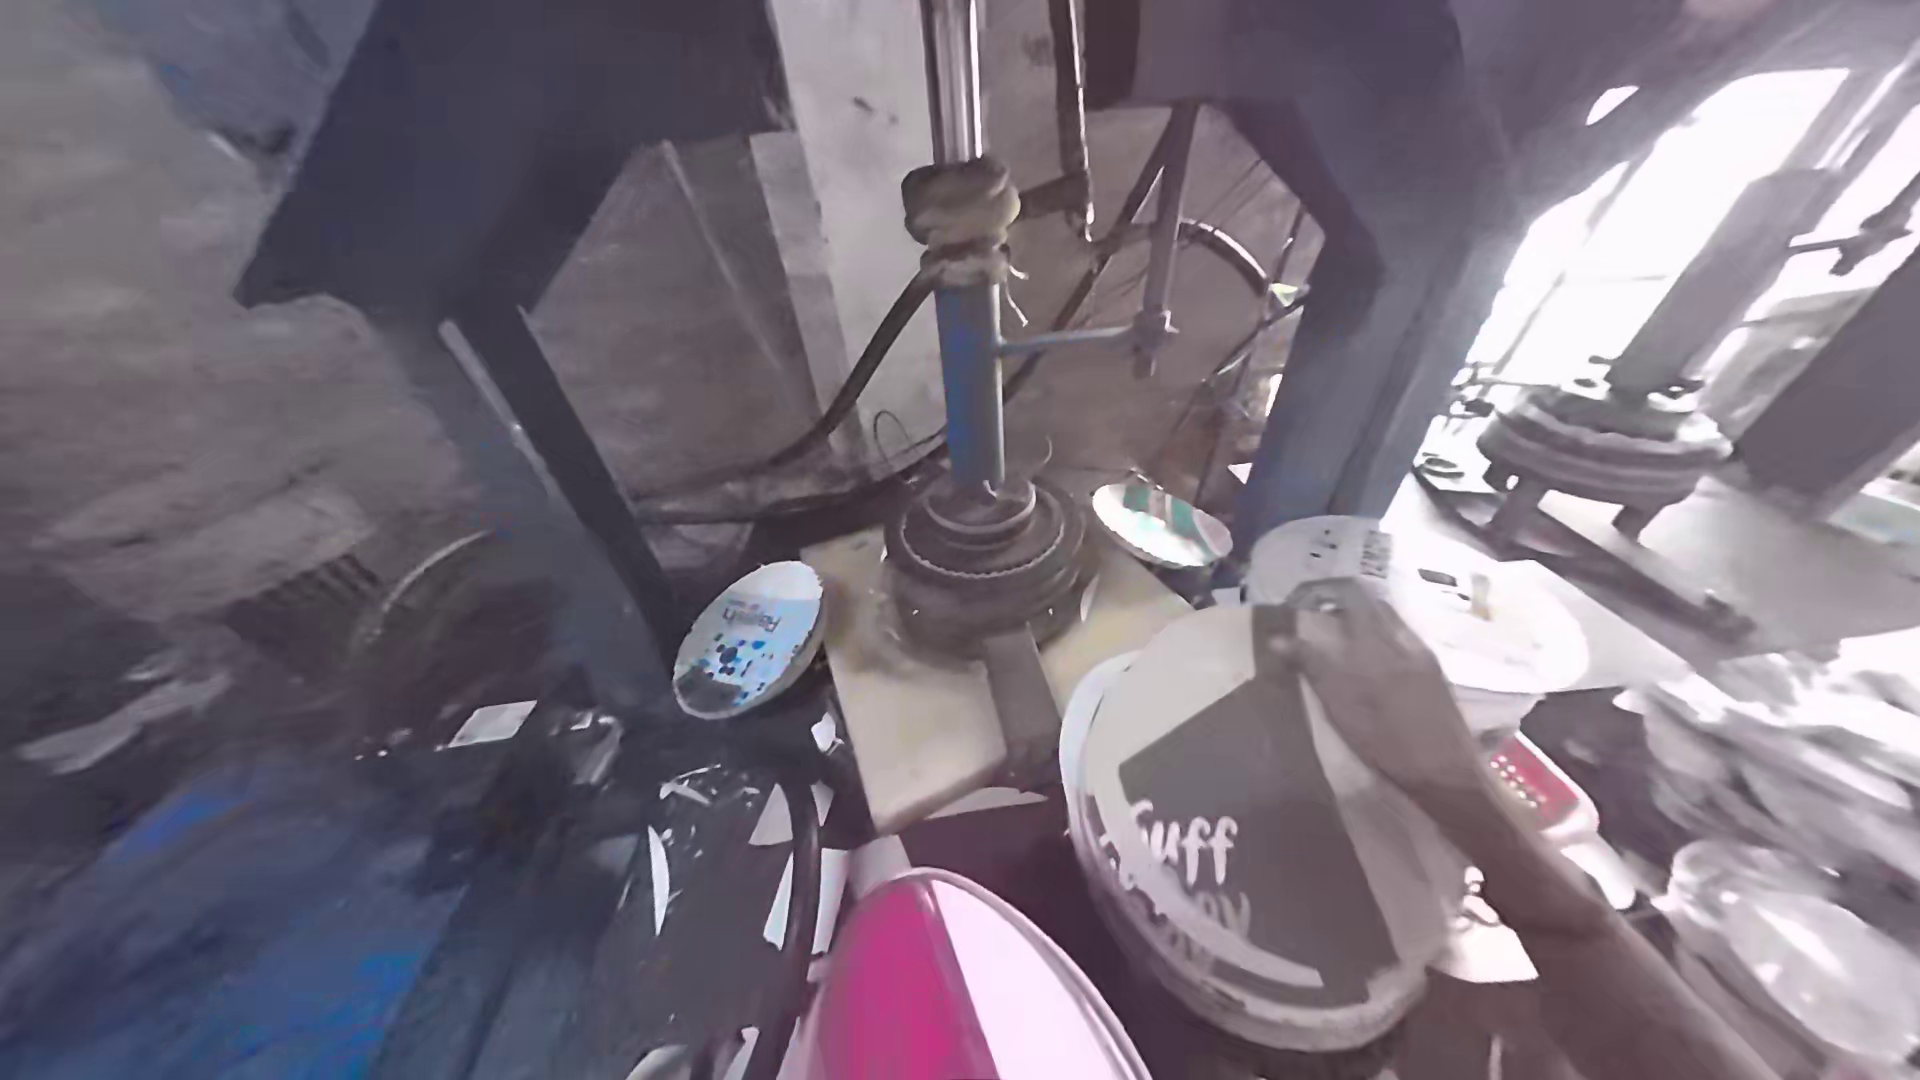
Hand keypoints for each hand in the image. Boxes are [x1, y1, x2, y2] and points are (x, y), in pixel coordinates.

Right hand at [1286, 578, 1490, 799]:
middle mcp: (1405, 639)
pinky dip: (1371, 637)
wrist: (1449, 777)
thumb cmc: (1388, 742)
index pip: (1350, 591)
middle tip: (1308, 619)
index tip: (1293, 603)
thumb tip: (1276, 638)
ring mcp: (1422, 655)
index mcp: (1380, 642)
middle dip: (1335, 602)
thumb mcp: (1339, 704)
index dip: (1317, 589)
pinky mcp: (1431, 672)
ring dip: (1354, 620)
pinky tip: (1359, 664)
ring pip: (1384, 619)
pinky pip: (1396, 638)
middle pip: (1369, 601)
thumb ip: (1310, 664)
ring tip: (1329, 641)